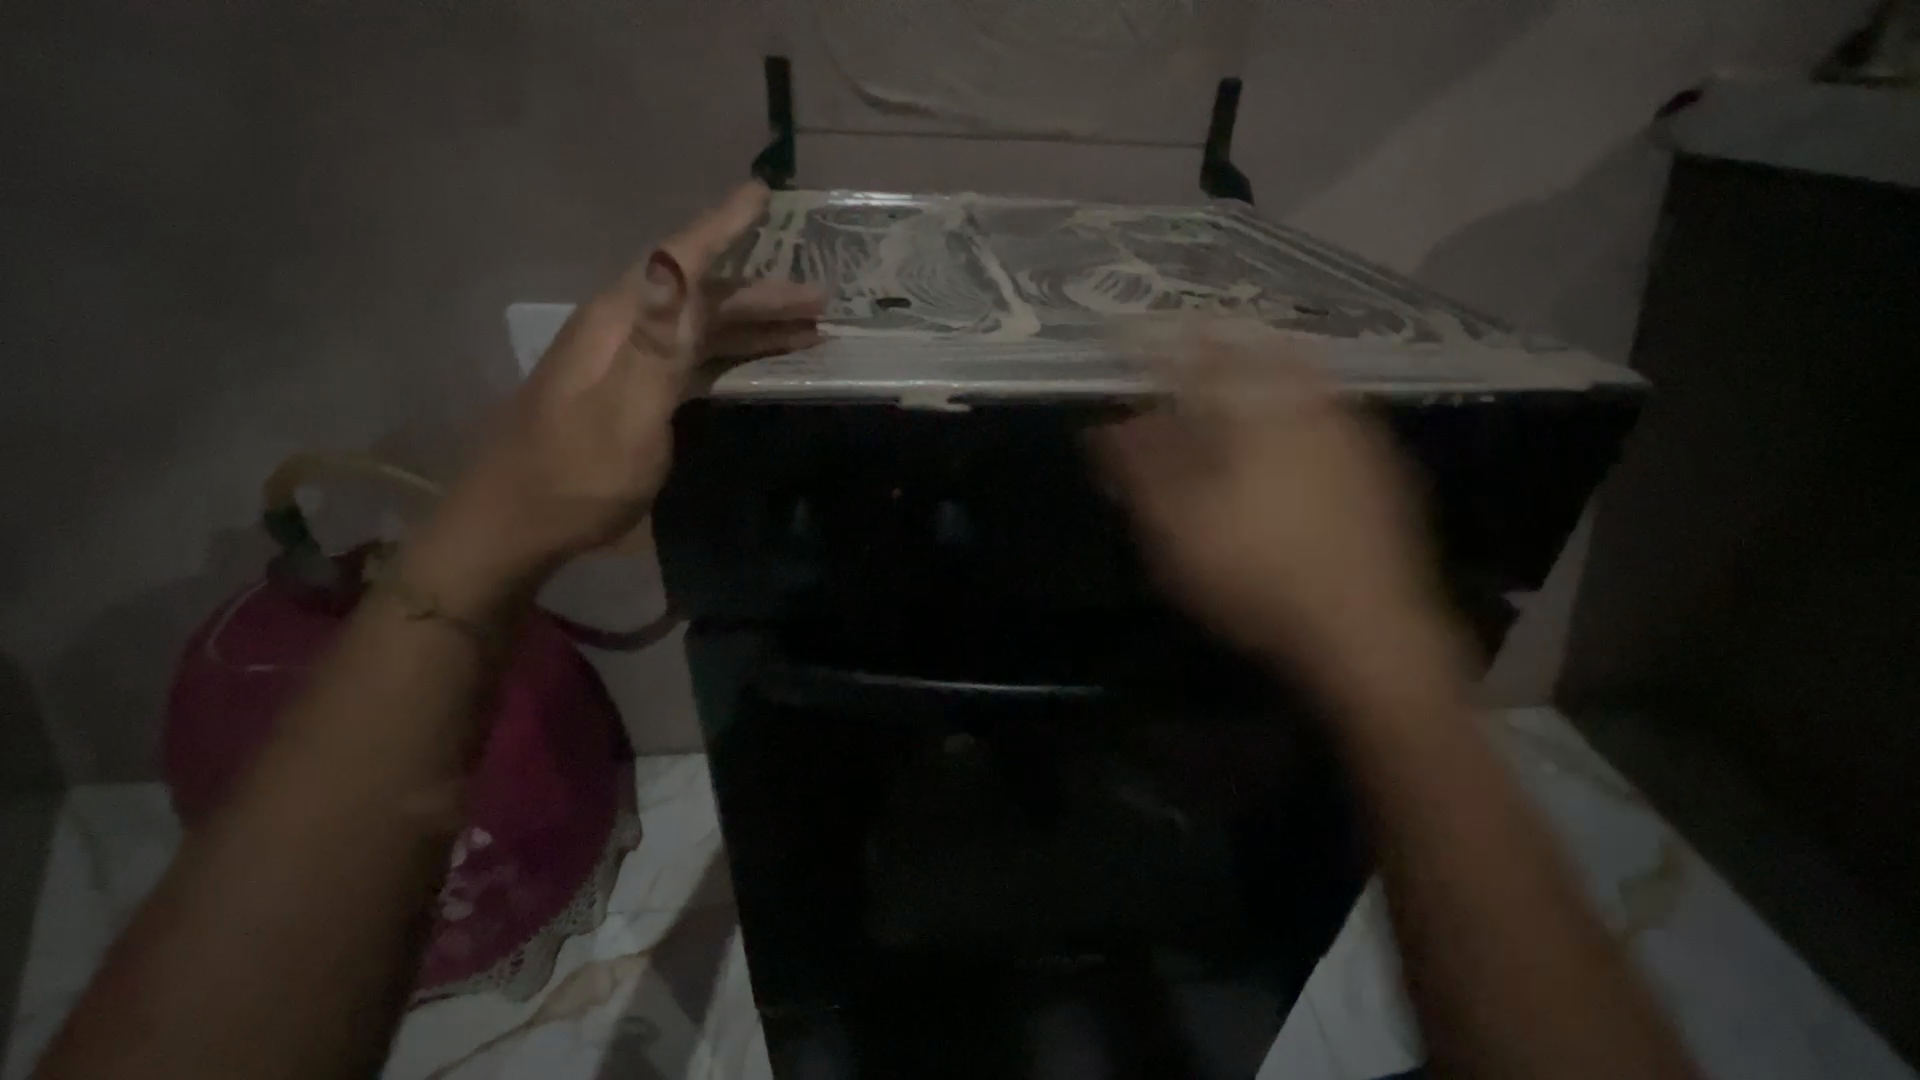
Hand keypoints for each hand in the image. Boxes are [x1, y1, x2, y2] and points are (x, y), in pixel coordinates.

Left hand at [429, 183, 823, 580]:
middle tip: (820, 299)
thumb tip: (670, 262)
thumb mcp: (623, 413)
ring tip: (807, 330)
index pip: (678, 258)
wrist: (514, 525)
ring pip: (699, 328)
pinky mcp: (630, 393)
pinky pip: (692, 359)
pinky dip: (730, 355)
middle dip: (761, 293)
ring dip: (752, 326)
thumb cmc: (575, 475)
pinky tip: (754, 362)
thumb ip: (654, 343)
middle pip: (700, 296)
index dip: (722, 225)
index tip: (761, 192)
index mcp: (620, 322)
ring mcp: (624, 362)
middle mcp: (622, 328)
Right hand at [1091, 323, 1449, 690]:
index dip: (1151, 344)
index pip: (1189, 356)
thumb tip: (1106, 427)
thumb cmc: (1258, 576)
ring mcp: (1351, 431)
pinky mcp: (1377, 464)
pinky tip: (1285, 434)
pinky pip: (1325, 410)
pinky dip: (1294, 405)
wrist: (1369, 630)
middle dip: (1214, 340)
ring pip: (1295, 377)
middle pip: (1253, 350)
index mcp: (1253, 410)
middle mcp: (1306, 403)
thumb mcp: (1178, 529)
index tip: (1125, 334)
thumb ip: (1140, 469)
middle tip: (1186, 338)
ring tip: (1232, 375)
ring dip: (1257, 367)